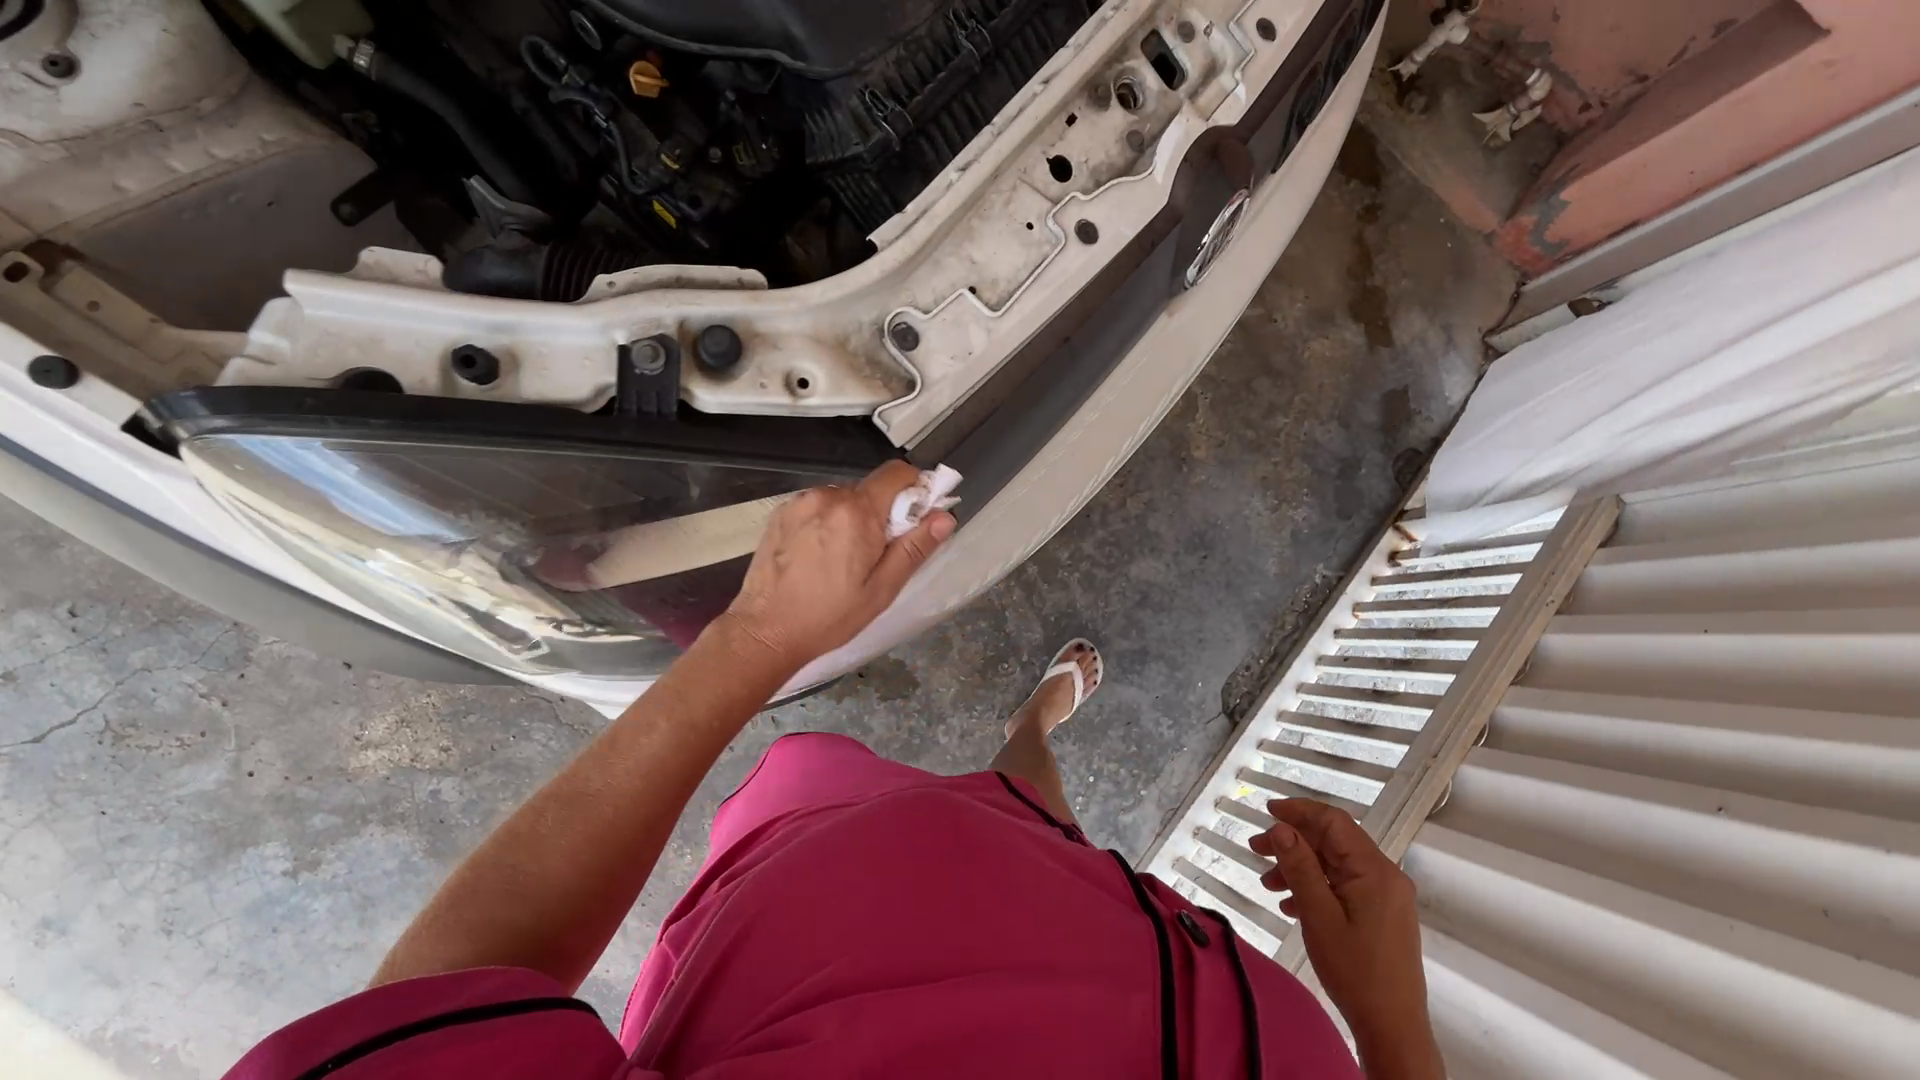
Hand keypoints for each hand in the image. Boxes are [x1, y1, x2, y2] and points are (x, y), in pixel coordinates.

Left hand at [714, 460, 954, 674]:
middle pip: (869, 489)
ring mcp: (800, 502)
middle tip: (877, 553)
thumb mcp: (882, 588)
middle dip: (881, 513)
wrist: (766, 631)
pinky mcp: (780, 513)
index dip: (915, 488)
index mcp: (857, 511)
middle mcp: (828, 496)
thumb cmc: (829, 616)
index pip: (897, 473)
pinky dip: (826, 523)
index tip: (917, 516)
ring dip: (851, 518)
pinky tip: (818, 556)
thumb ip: (915, 547)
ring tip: (843, 559)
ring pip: (842, 498)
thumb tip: (945, 517)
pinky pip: (816, 507)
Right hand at [1250, 799, 1441, 1079]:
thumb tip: (1281, 827)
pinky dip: (1316, 887)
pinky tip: (1292, 905)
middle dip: (1293, 842)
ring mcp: (1386, 896)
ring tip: (1268, 884)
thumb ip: (1300, 866)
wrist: (1393, 1027)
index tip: (1266, 811)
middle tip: (1255, 850)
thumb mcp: (1319, 915)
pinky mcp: (1382, 915)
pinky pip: (1344, 886)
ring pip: (1336, 866)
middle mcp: (1385, 875)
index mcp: (1374, 870)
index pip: (1335, 822)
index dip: (1299, 811)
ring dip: (1301, 867)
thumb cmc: (1354, 970)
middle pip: (1334, 842)